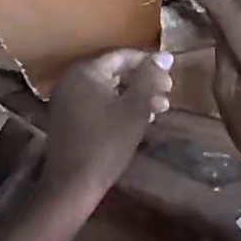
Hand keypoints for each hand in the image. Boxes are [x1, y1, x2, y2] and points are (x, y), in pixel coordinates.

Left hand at [41, 49, 172, 187]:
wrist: (73, 184)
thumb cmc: (107, 143)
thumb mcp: (135, 108)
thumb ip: (150, 78)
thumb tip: (165, 56)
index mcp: (86, 72)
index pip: (123, 56)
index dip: (150, 63)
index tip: (172, 73)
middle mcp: (72, 80)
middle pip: (115, 72)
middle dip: (144, 81)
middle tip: (168, 92)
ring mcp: (68, 100)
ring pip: (109, 89)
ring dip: (135, 96)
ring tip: (160, 108)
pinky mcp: (68, 118)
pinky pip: (98, 102)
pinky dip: (119, 106)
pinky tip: (140, 118)